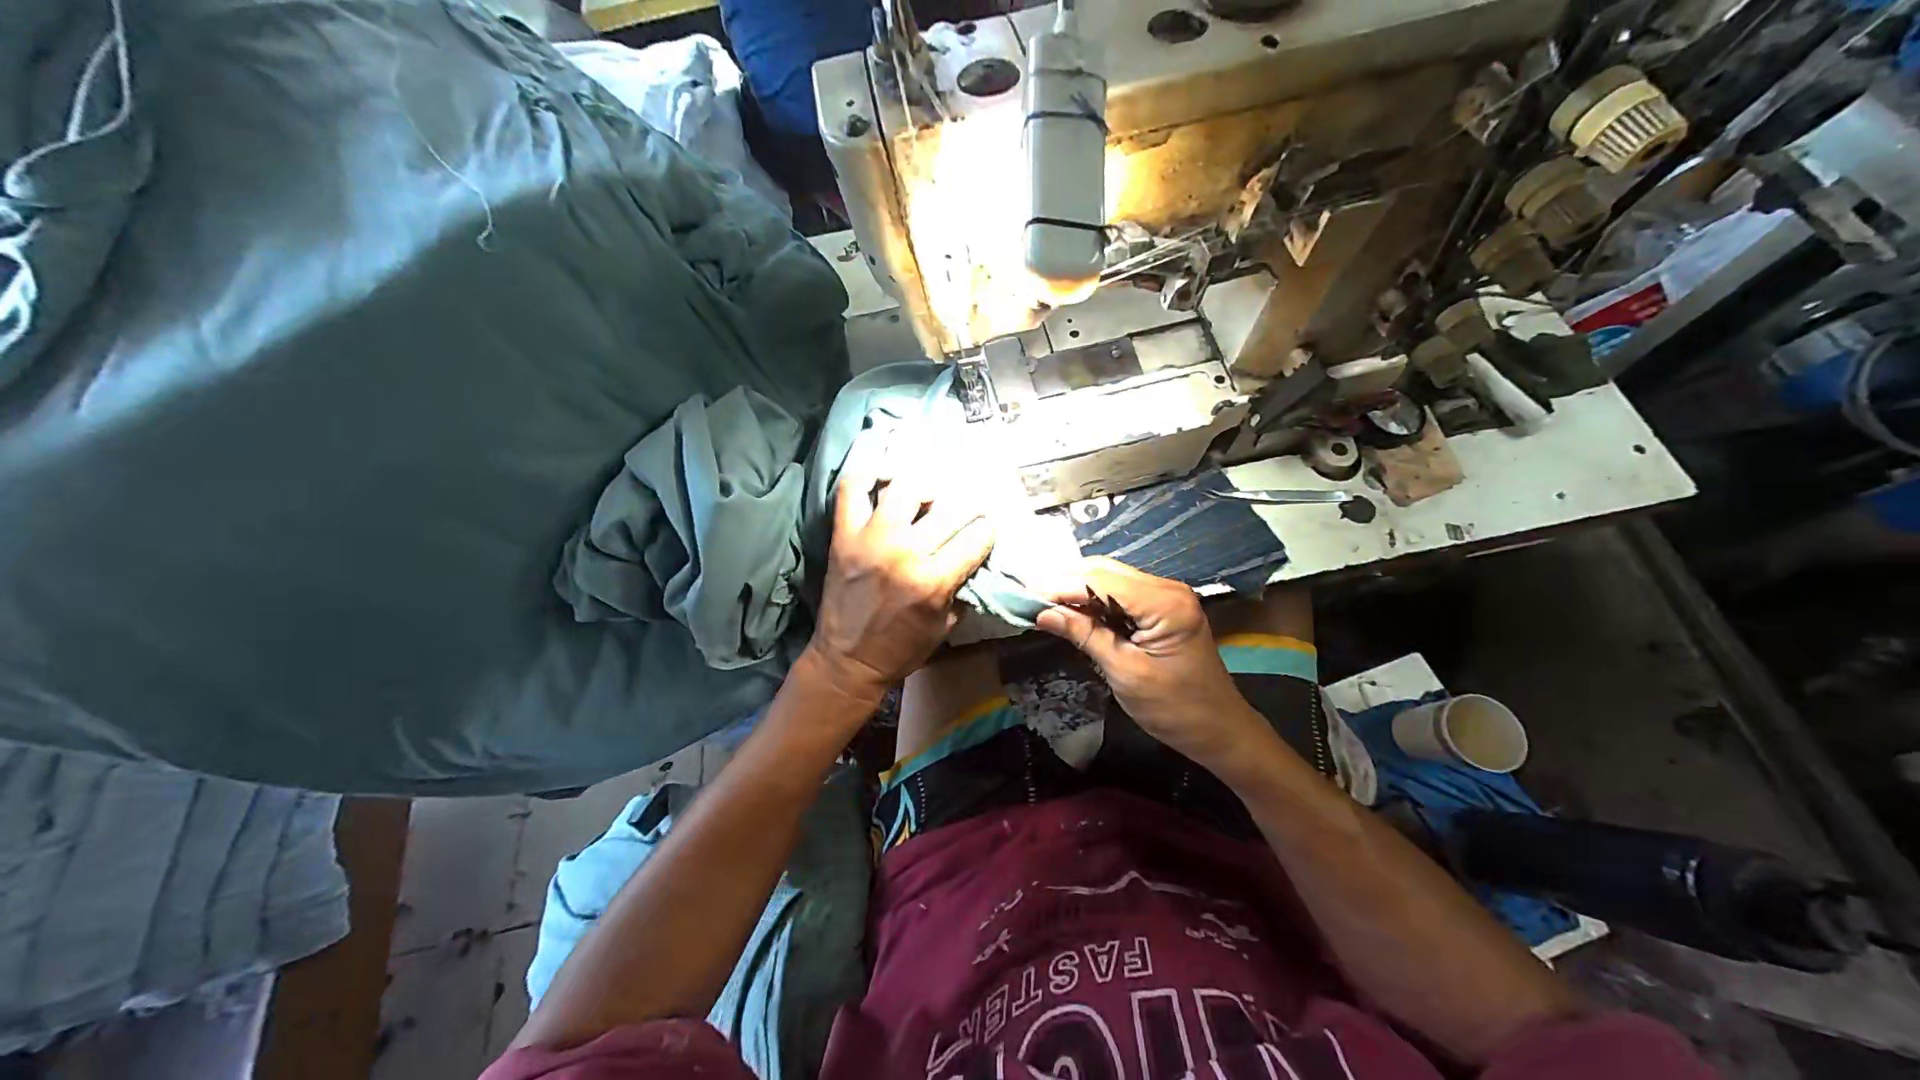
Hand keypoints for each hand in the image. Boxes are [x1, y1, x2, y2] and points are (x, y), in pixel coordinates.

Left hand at [804, 455, 996, 706]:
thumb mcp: (946, 625)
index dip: (987, 529)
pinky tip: (883, 469)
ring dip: (924, 483)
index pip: (976, 536)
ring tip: (927, 489)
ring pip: (906, 487)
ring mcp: (871, 539)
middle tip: (965, 505)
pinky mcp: (844, 534)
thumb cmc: (901, 649)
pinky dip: (867, 472)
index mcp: (934, 581)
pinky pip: (853, 488)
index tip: (986, 527)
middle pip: (949, 508)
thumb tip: (977, 554)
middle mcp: (905, 553)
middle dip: (966, 504)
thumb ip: (963, 587)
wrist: (847, 661)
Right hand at [1035, 558, 1272, 772]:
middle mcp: (1167, 588)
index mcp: (1164, 603)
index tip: (1026, 596)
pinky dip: (1095, 600)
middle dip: (1066, 583)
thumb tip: (1043, 613)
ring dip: (1078, 590)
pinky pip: (1121, 593)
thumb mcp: (1124, 672)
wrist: (1218, 729)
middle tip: (1031, 599)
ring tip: (1045, 604)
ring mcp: (1167, 596)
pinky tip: (1073, 612)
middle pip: (1105, 571)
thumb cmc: (1174, 707)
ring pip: (1110, 579)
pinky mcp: (1163, 608)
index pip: (1100, 580)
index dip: (1061, 586)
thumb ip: (1084, 635)